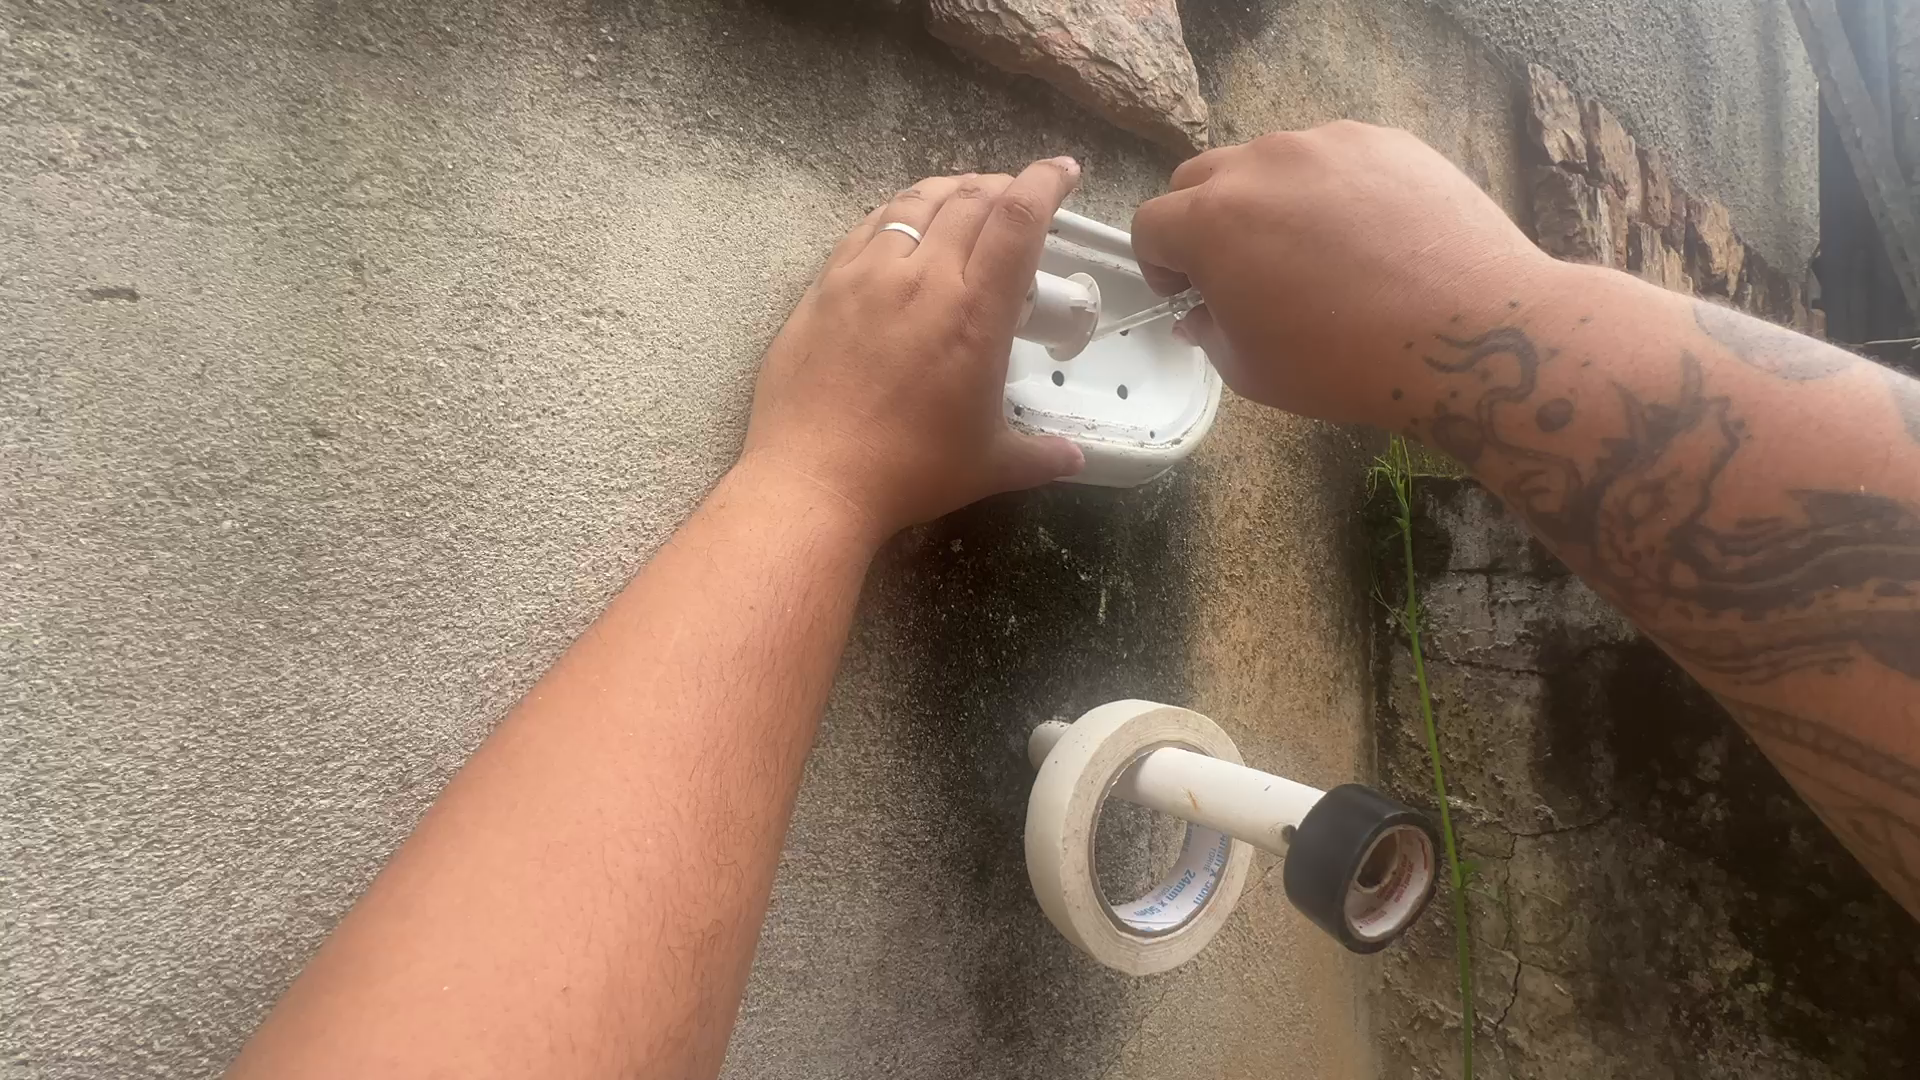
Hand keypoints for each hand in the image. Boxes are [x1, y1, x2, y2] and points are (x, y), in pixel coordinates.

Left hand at [740, 160, 1086, 537]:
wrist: (814, 480)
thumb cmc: (909, 473)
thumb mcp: (988, 467)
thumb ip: (1040, 457)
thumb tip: (1075, 460)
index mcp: (973, 313)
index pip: (1018, 218)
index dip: (1047, 182)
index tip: (1064, 173)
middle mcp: (920, 277)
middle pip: (970, 199)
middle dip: (1005, 186)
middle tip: (1018, 199)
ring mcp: (865, 276)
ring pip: (916, 202)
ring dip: (951, 191)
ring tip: (965, 200)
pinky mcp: (824, 287)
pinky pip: (869, 227)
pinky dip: (899, 213)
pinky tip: (903, 227)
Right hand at [1130, 122, 1553, 423]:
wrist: (1462, 332)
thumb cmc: (1336, 362)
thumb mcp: (1246, 367)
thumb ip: (1206, 330)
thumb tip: (1199, 313)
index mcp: (1210, 224)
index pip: (1149, 224)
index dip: (1157, 265)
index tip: (1185, 294)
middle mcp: (1258, 167)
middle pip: (1196, 180)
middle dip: (1196, 225)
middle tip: (1231, 271)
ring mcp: (1324, 144)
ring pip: (1261, 163)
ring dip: (1257, 203)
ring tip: (1301, 252)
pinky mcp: (1382, 139)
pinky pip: (1324, 157)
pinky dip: (1318, 190)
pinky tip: (1355, 237)